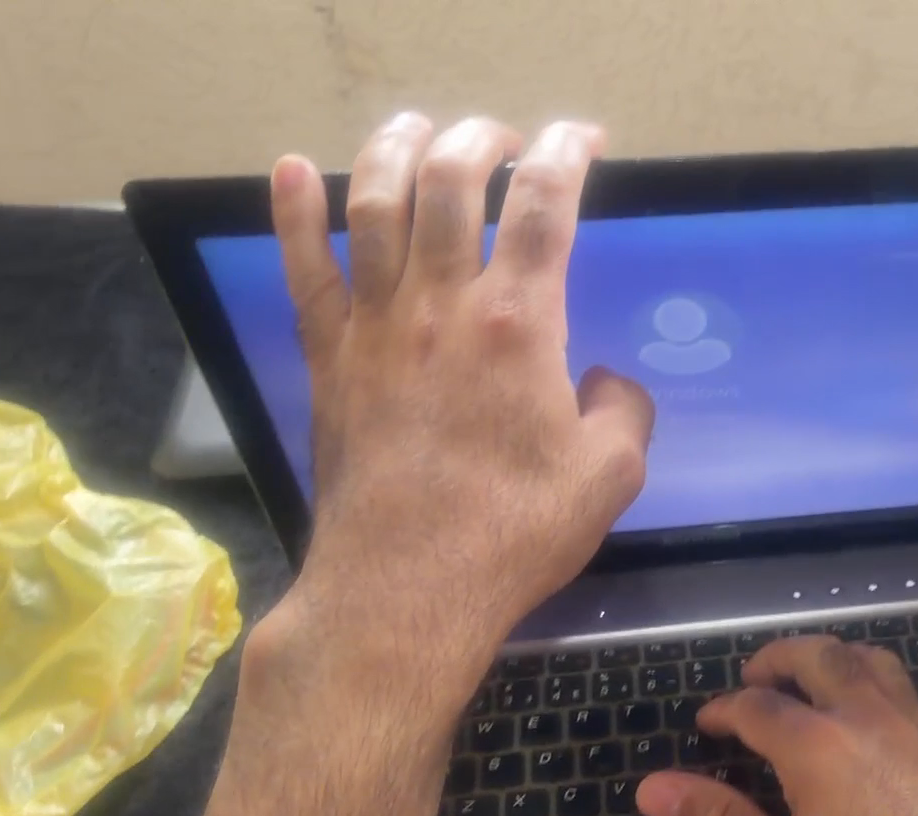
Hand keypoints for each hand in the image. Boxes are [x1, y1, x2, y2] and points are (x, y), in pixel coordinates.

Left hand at [268, 113, 654, 646]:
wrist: (410, 585)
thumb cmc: (521, 529)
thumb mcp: (612, 474)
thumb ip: (626, 410)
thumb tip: (606, 382)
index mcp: (519, 326)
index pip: (545, 212)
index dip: (566, 159)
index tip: (583, 138)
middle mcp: (441, 305)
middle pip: (450, 185)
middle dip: (481, 140)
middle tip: (503, 134)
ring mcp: (374, 326)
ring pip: (373, 204)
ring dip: (397, 149)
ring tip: (420, 127)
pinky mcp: (330, 359)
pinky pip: (304, 266)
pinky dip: (293, 210)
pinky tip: (291, 170)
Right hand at [634, 636, 917, 815]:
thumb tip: (654, 787)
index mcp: (819, 744)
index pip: (757, 706)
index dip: (724, 710)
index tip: (707, 722)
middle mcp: (869, 715)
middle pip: (818, 655)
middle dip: (778, 657)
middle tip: (754, 675)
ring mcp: (916, 724)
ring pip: (869, 660)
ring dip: (830, 657)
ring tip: (809, 680)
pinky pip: (901, 688)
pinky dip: (869, 680)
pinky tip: (864, 722)